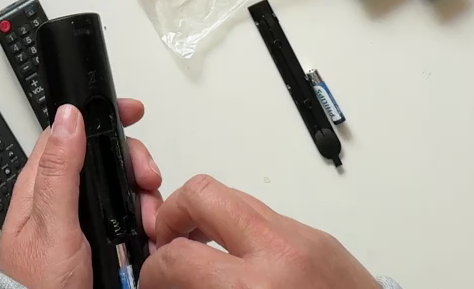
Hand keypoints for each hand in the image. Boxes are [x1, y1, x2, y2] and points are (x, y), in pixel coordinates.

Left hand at [0, 100, 163, 288]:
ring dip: (143, 196)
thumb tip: (68, 116)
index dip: (102, 116)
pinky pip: (128, 221)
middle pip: (103, 158)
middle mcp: (63, 200)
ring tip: (151, 220)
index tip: (133, 111)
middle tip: (149, 179)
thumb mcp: (50, 226)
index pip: (72, 130)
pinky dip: (145, 223)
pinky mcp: (102, 246)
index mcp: (42, 186)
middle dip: (132, 163)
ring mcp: (83, 223)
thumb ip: (59, 172)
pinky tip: (153, 234)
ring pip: (120, 190)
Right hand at [141, 174, 381, 288]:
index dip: (152, 271)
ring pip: (234, 197)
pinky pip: (267, 218)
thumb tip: (174, 285)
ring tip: (201, 259)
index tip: (150, 282)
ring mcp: (306, 237)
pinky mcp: (323, 239)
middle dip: (173, 216)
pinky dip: (243, 234)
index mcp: (257, 288)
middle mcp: (281, 251)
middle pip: (202, 193)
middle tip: (166, 248)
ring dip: (208, 221)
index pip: (177, 258)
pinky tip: (243, 269)